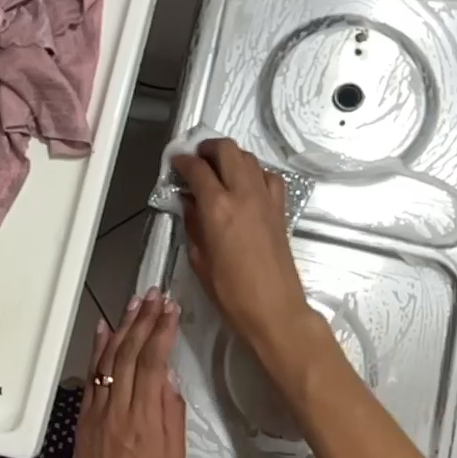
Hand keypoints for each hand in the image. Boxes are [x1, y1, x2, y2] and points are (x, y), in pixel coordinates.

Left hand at [64, 289, 184, 457]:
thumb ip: (171, 413)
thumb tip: (167, 377)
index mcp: (145, 420)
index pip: (153, 363)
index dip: (162, 332)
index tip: (171, 309)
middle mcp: (119, 409)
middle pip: (130, 353)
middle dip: (144, 320)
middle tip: (154, 295)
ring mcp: (97, 411)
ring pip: (109, 359)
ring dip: (122, 327)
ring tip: (134, 303)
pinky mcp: (83, 417)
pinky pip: (91, 375)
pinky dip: (97, 349)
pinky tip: (103, 329)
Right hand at [171, 139, 315, 353]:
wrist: (274, 309)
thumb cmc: (231, 292)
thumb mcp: (199, 258)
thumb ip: (192, 224)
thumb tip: (188, 203)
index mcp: (217, 207)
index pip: (197, 169)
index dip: (182, 161)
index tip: (176, 163)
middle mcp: (243, 194)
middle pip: (227, 150)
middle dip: (208, 148)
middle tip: (196, 158)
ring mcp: (265, 198)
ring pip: (249, 158)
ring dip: (231, 157)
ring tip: (218, 169)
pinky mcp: (280, 208)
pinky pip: (268, 176)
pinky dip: (254, 172)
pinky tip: (245, 184)